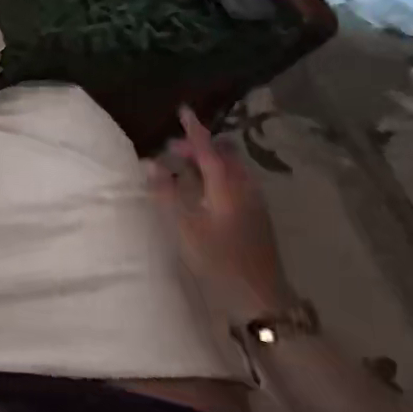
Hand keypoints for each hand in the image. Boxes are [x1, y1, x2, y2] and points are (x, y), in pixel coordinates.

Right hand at [148, 106, 294, 322]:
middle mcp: (245, 189)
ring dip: (208, 163)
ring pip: (231, 171)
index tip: (182, 109)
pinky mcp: (256, 219)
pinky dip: (216, 178)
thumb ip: (166, 192)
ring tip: (183, 169)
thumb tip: (150, 163)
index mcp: (227, 186)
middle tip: (171, 148)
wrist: (262, 302)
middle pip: (223, 156)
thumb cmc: (219, 262)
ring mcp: (254, 205)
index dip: (194, 129)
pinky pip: (235, 185)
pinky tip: (202, 193)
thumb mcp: (184, 227)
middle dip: (199, 146)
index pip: (208, 148)